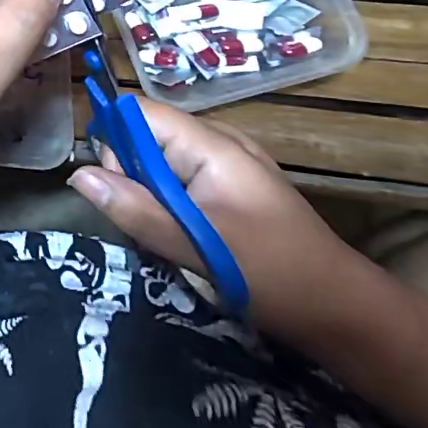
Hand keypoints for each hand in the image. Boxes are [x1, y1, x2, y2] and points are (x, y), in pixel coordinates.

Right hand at [66, 99, 368, 340]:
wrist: (349, 314)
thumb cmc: (276, 276)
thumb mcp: (198, 247)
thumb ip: (136, 210)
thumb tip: (78, 175)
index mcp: (212, 145)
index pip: (138, 112)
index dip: (115, 142)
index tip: (117, 188)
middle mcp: (217, 142)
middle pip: (144, 136)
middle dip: (130, 177)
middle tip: (148, 226)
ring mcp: (226, 163)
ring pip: (157, 160)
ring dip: (148, 195)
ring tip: (169, 237)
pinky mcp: (229, 185)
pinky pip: (177, 177)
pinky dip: (168, 204)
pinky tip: (185, 237)